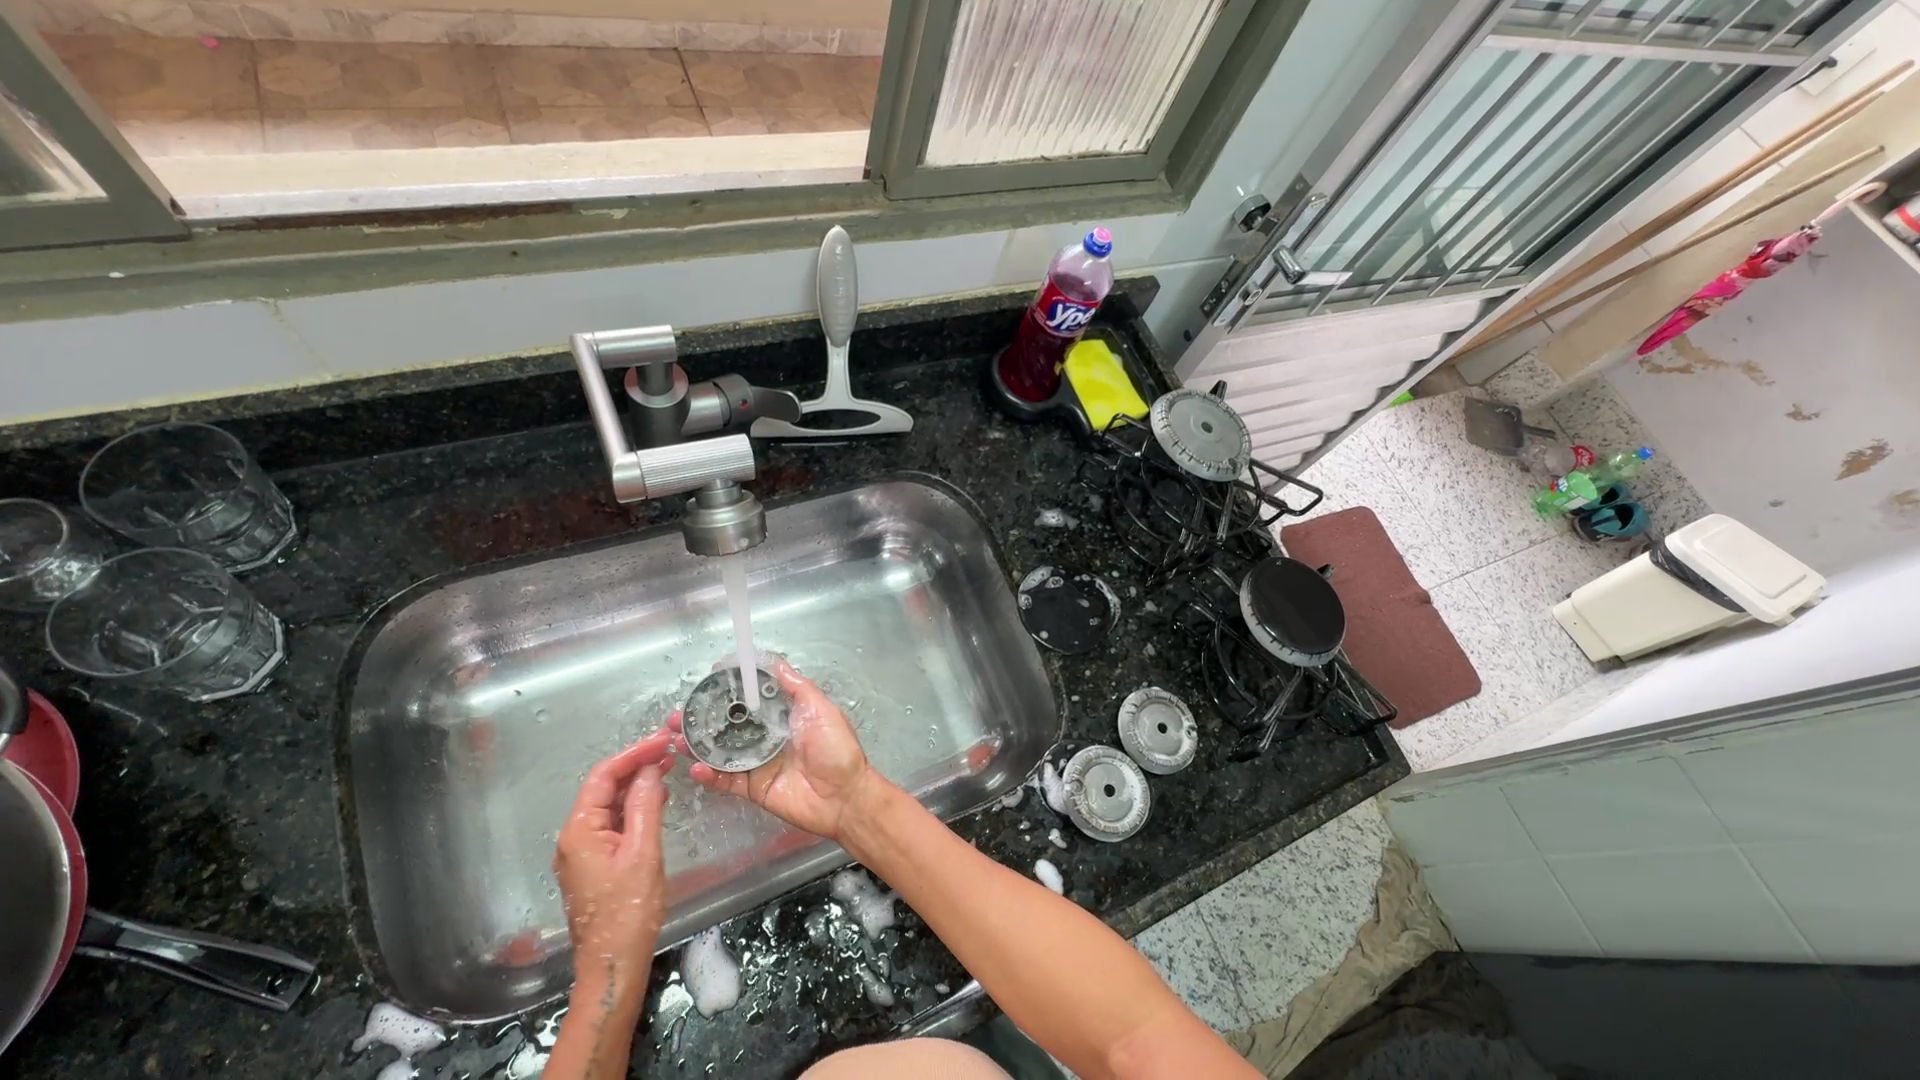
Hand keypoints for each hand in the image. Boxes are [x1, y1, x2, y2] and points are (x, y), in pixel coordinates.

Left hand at [553, 730, 675, 1014]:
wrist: (614, 964)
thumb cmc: (630, 911)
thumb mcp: (643, 853)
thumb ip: (646, 806)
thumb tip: (651, 771)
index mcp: (579, 831)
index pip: (603, 777)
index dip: (633, 754)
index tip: (662, 740)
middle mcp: (573, 838)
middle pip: (602, 789)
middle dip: (635, 767)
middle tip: (670, 751)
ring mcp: (582, 853)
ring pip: (608, 807)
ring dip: (635, 786)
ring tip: (667, 769)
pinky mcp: (594, 866)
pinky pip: (612, 825)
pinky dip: (633, 808)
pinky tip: (655, 802)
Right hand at [686, 657, 886, 841]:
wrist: (845, 796)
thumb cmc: (837, 750)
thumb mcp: (822, 710)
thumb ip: (796, 687)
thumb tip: (775, 661)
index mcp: (782, 718)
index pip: (750, 700)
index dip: (729, 690)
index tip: (709, 680)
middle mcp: (766, 738)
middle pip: (728, 725)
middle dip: (703, 719)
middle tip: (679, 715)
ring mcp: (757, 764)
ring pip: (720, 752)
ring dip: (698, 745)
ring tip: (677, 738)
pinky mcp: (753, 788)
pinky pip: (726, 780)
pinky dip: (708, 774)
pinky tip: (695, 767)